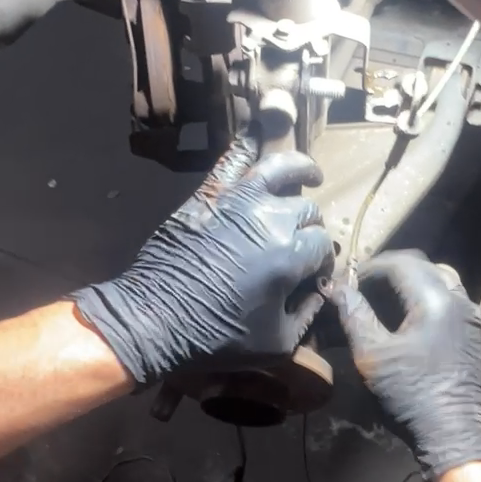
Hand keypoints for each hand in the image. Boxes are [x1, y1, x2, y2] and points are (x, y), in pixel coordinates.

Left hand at [72, 138, 332, 383]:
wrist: (157, 320)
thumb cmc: (220, 338)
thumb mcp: (280, 342)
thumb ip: (309, 311)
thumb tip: (322, 290)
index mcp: (292, 257)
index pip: (323, 245)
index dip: (323, 260)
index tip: (313, 274)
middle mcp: (272, 221)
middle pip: (307, 211)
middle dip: (311, 228)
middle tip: (301, 243)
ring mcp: (239, 202)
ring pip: (282, 170)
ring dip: (301, 170)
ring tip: (310, 175)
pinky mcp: (210, 196)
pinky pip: (233, 161)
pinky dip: (248, 144)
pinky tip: (260, 139)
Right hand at [330, 250, 480, 478]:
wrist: (457, 435)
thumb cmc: (411, 395)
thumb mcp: (373, 355)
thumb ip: (354, 315)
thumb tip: (336, 288)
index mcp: (436, 298)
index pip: (400, 262)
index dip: (369, 268)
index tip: (348, 284)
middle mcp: (460, 299)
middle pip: (422, 267)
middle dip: (389, 274)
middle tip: (362, 291)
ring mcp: (471, 317)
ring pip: (439, 282)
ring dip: (409, 286)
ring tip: (381, 305)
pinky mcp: (474, 334)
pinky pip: (449, 302)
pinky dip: (425, 301)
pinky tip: (406, 323)